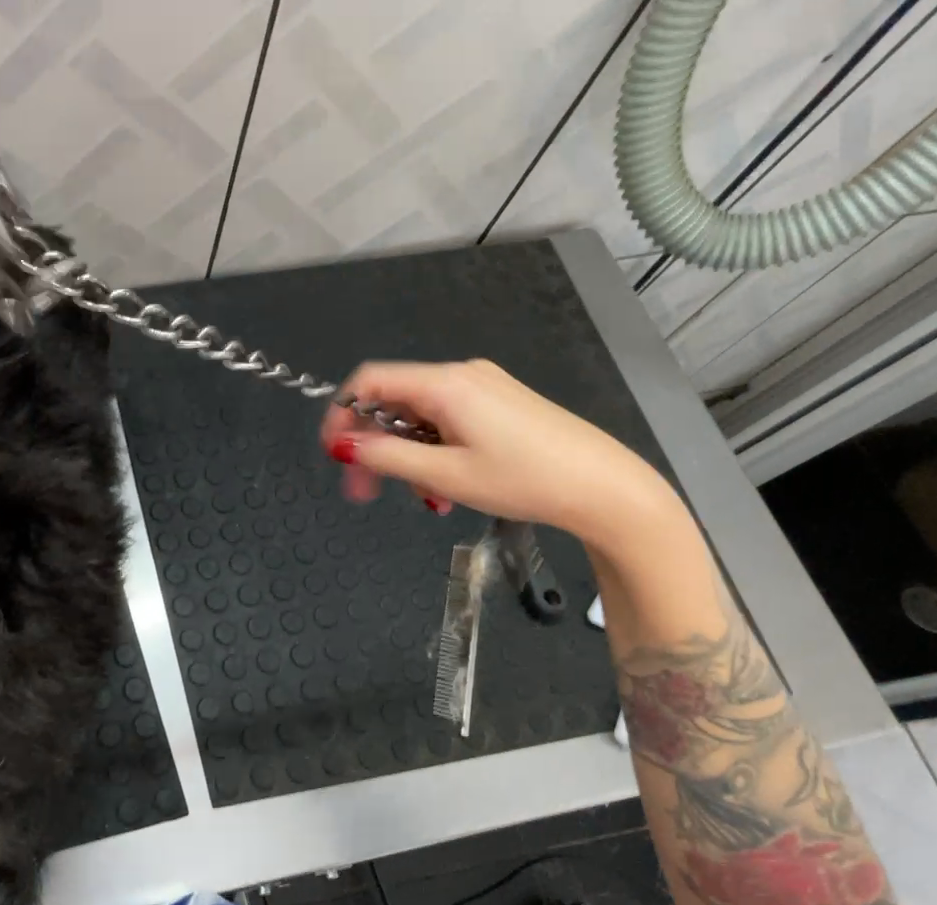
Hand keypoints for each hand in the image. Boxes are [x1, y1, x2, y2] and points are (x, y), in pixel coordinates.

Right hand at [318, 360, 682, 550]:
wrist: (603, 488)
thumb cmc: (523, 480)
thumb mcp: (444, 474)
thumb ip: (386, 456)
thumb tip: (342, 444)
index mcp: (446, 384)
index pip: (370, 381)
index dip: (341, 413)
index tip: (333, 454)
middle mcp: (462, 375)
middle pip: (393, 401)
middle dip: (373, 446)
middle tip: (365, 492)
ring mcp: (484, 387)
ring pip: (419, 416)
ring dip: (406, 455)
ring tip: (424, 497)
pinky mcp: (500, 403)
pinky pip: (446, 421)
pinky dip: (433, 450)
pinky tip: (446, 485)